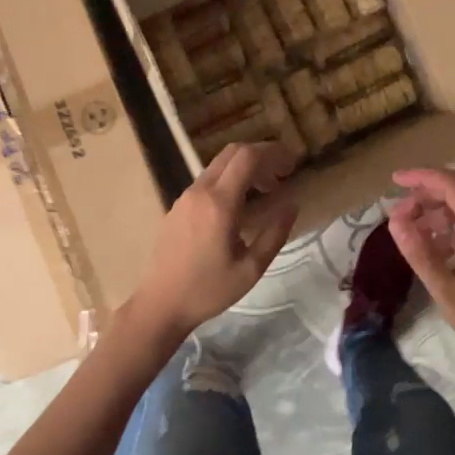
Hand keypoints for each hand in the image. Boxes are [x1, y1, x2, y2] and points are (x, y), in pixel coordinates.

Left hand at [130, 142, 299, 340]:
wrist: (161, 303)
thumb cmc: (209, 290)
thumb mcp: (251, 268)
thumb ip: (275, 233)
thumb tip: (292, 204)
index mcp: (219, 203)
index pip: (247, 156)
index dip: (273, 152)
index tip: (293, 164)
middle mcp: (200, 191)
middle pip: (232, 152)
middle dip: (261, 155)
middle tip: (282, 175)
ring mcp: (185, 197)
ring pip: (218, 166)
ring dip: (244, 169)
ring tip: (266, 191)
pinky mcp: (177, 207)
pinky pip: (207, 181)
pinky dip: (229, 181)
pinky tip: (239, 206)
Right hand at [387, 168, 454, 377]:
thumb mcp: (446, 292)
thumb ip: (419, 252)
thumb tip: (394, 220)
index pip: (453, 184)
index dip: (422, 177)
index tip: (394, 180)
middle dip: (426, 197)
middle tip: (397, 216)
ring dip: (438, 214)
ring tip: (410, 233)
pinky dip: (453, 227)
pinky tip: (434, 248)